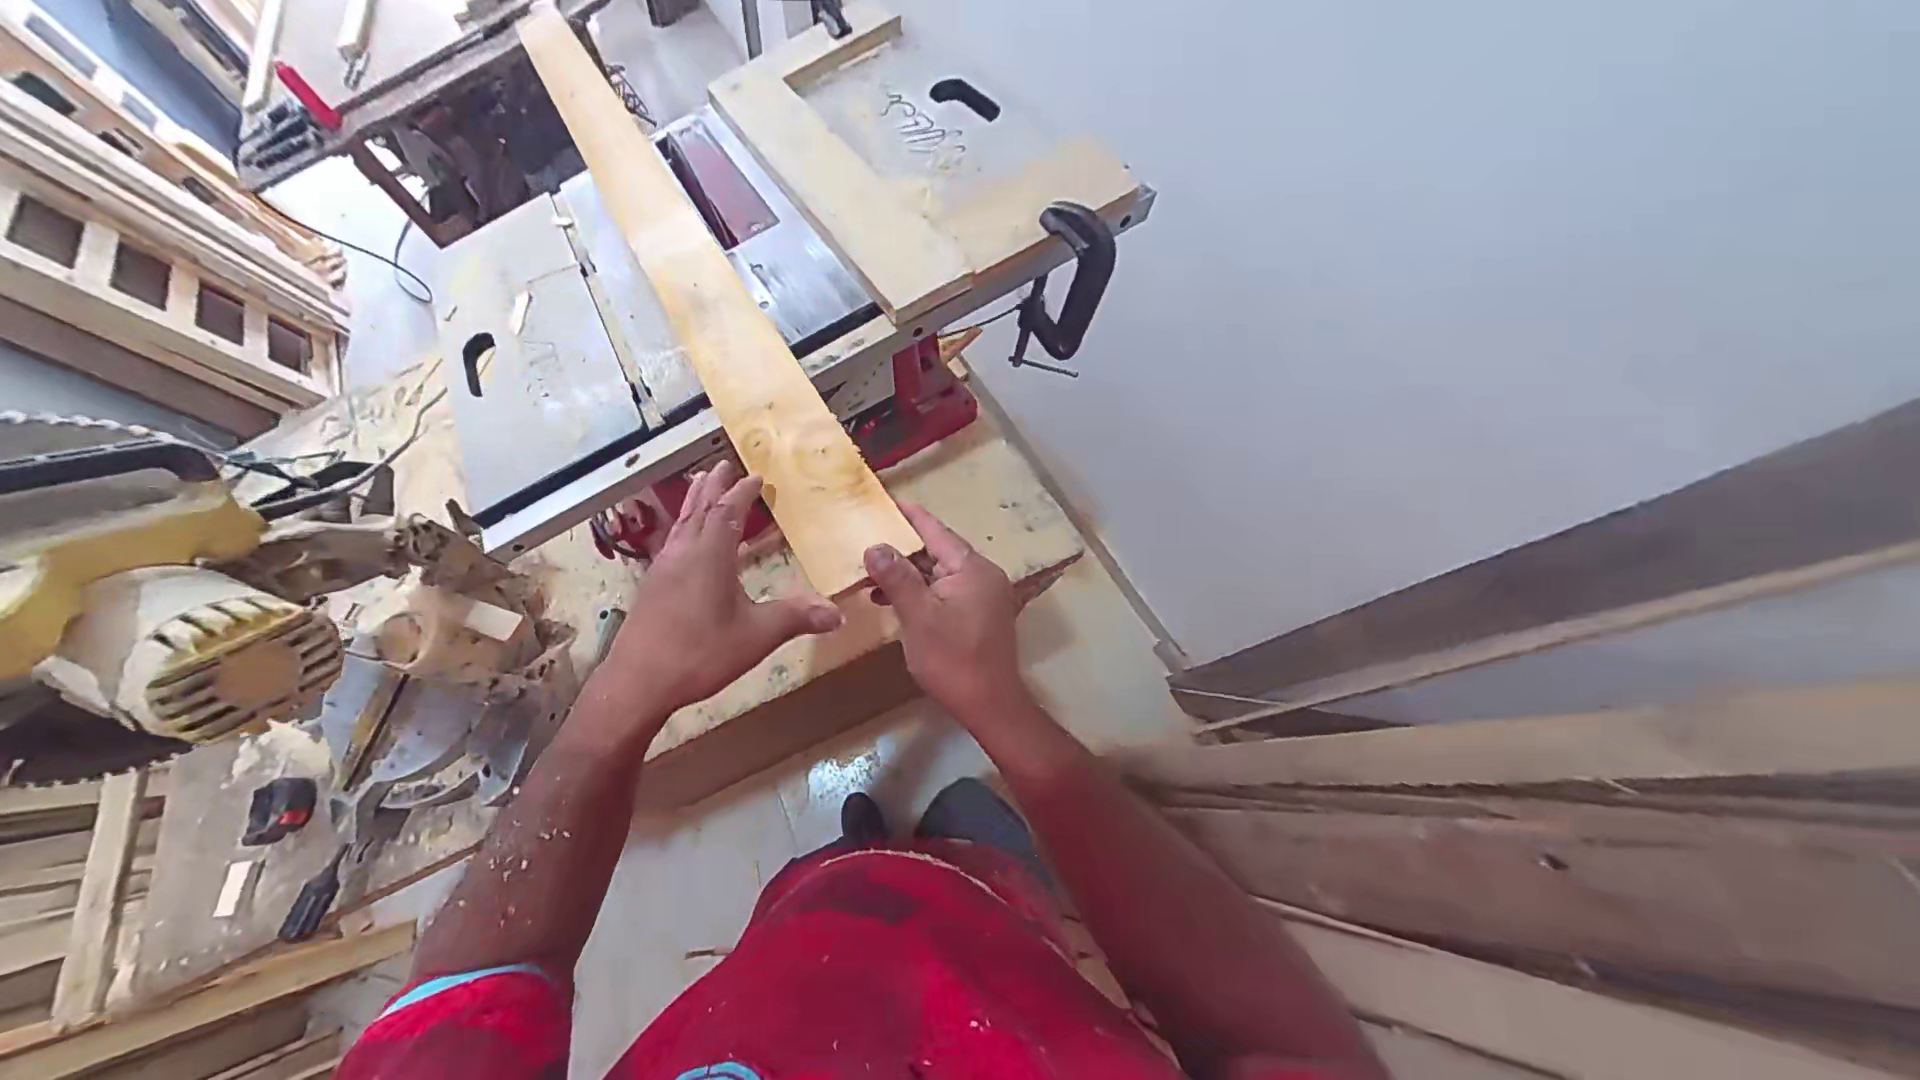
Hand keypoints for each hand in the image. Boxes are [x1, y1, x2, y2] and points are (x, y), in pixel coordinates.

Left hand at [610, 461, 843, 711]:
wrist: (638, 683)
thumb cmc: (700, 653)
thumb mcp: (757, 635)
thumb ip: (797, 618)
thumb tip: (838, 613)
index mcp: (710, 556)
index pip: (728, 512)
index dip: (743, 493)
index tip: (756, 477)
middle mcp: (683, 554)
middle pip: (699, 509)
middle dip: (714, 487)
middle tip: (722, 466)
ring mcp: (663, 569)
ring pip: (682, 524)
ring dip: (695, 502)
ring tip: (701, 486)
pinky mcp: (652, 587)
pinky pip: (673, 542)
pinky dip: (685, 527)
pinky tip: (686, 541)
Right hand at [864, 504, 1027, 721]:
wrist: (989, 704)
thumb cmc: (952, 659)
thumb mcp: (918, 616)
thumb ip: (897, 578)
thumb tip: (875, 546)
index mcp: (973, 568)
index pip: (937, 531)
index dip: (910, 516)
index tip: (886, 502)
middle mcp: (983, 575)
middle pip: (939, 552)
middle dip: (903, 550)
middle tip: (868, 541)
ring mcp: (984, 596)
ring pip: (941, 574)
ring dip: (909, 575)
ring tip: (872, 577)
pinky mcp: (980, 615)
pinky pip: (947, 592)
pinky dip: (922, 593)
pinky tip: (895, 601)